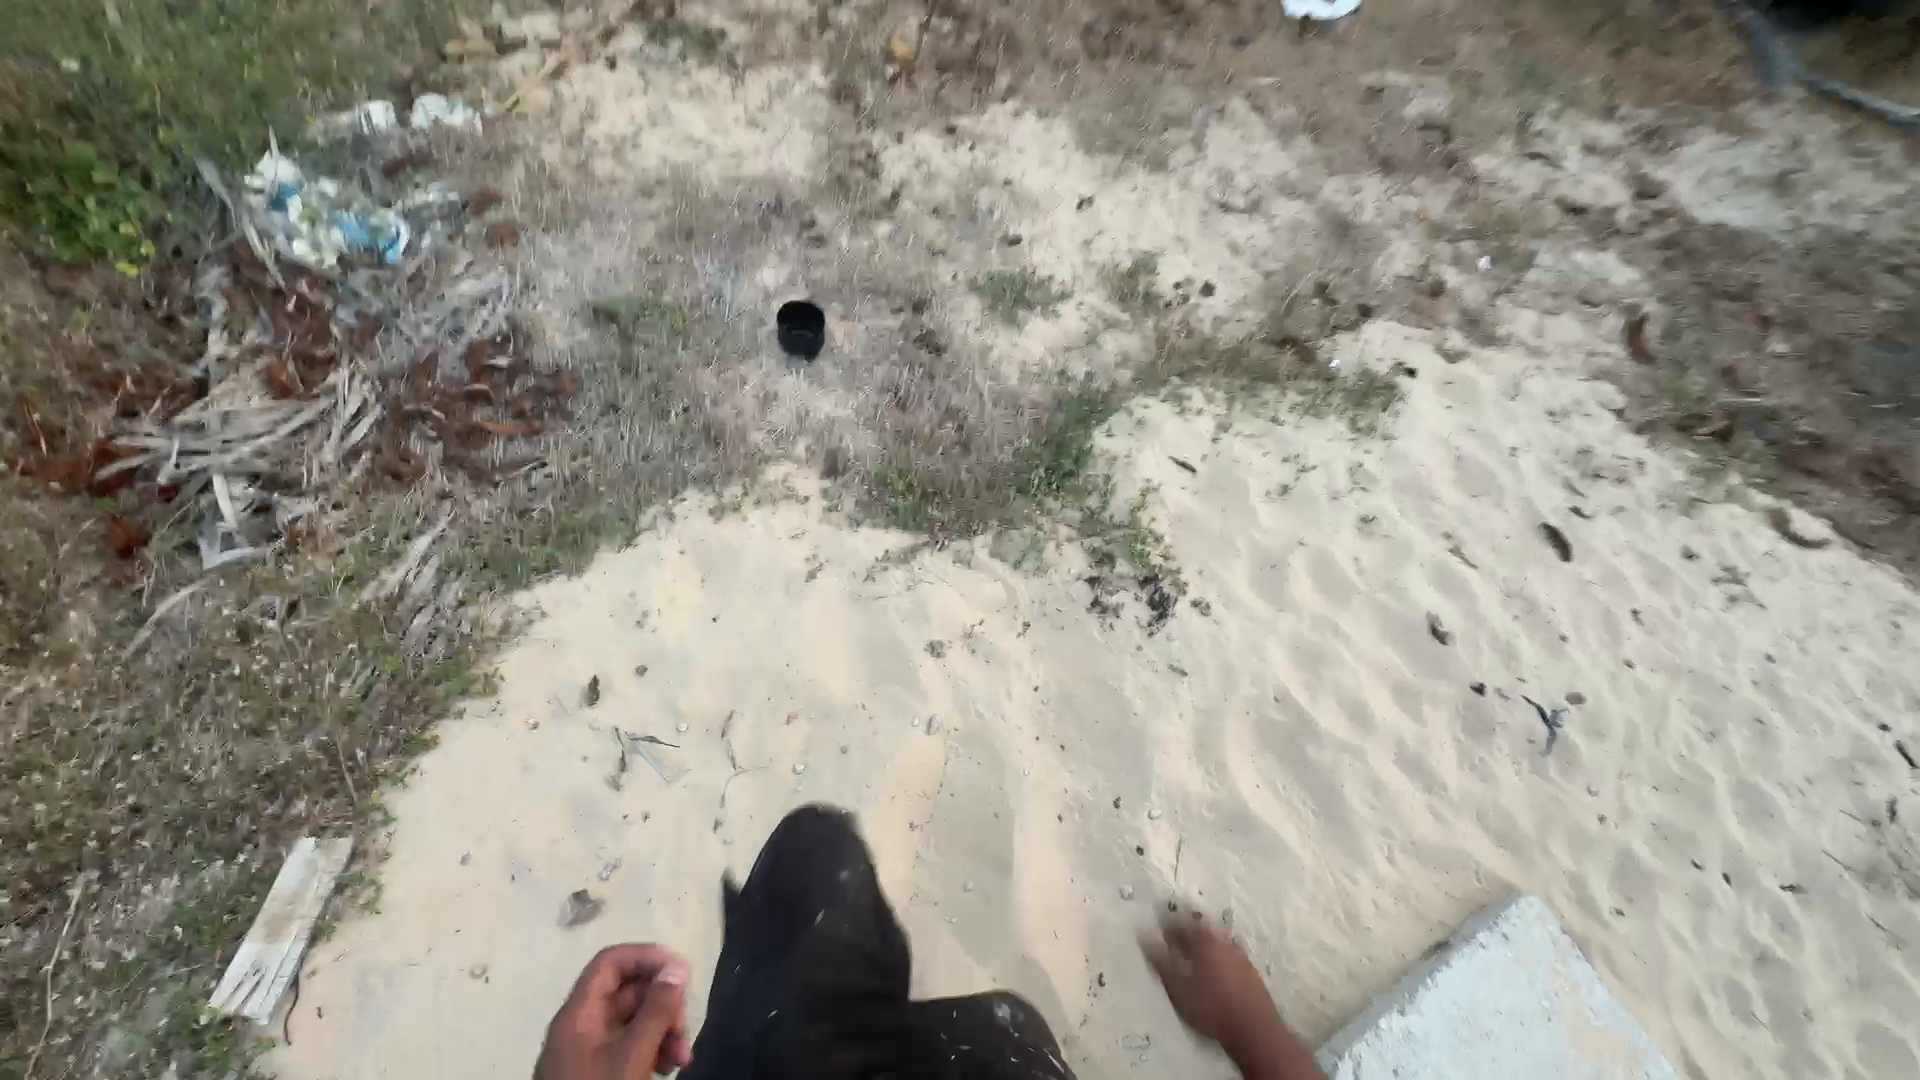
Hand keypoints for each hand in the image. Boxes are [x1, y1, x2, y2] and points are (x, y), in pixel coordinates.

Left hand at [534, 944, 694, 1079]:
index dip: (648, 958)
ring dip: (665, 1030)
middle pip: (628, 991)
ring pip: (635, 1020)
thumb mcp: (632, 1056)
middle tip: (685, 1027)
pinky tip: (670, 1068)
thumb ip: (656, 1009)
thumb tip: (677, 966)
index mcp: (579, 1014)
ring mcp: (589, 1052)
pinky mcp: (599, 1073)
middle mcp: (582, 1026)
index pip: (612, 961)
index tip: (681, 973)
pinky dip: (654, 1050)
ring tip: (682, 1057)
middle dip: (664, 1004)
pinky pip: (631, 1046)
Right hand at [1143, 916, 1321, 1079]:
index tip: (1156, 927)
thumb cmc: (1211, 1008)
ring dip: (1202, 942)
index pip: (1179, 922)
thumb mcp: (1179, 987)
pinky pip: (1228, 953)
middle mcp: (1221, 941)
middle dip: (1186, 930)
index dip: (1166, 923)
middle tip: (1173, 938)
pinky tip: (1214, 969)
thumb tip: (1143, 936)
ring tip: (1192, 954)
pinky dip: (1217, 955)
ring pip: (1215, 940)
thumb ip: (1161, 961)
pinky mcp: (1250, 970)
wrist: (1255, 1030)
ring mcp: (1239, 954)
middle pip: (1200, 928)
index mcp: (1203, 940)